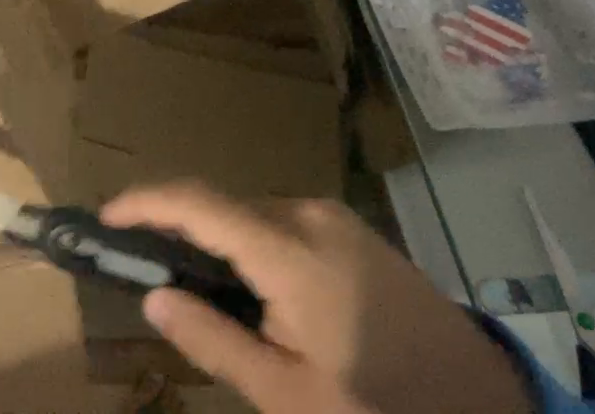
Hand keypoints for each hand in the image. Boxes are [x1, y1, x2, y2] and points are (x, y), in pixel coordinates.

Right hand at [102, 186, 531, 413]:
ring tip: (203, 286)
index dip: (144, 202)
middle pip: (222, 207)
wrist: (490, 411)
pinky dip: (253, 243)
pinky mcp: (359, 233)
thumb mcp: (288, 394)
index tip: (104, 217)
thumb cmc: (378, 408)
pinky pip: (285, 223)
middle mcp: (310, 216)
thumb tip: (153, 295)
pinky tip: (257, 288)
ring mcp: (339, 220)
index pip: (197, 204)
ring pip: (253, 214)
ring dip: (218, 238)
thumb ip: (213, 339)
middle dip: (179, 228)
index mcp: (289, 250)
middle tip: (149, 266)